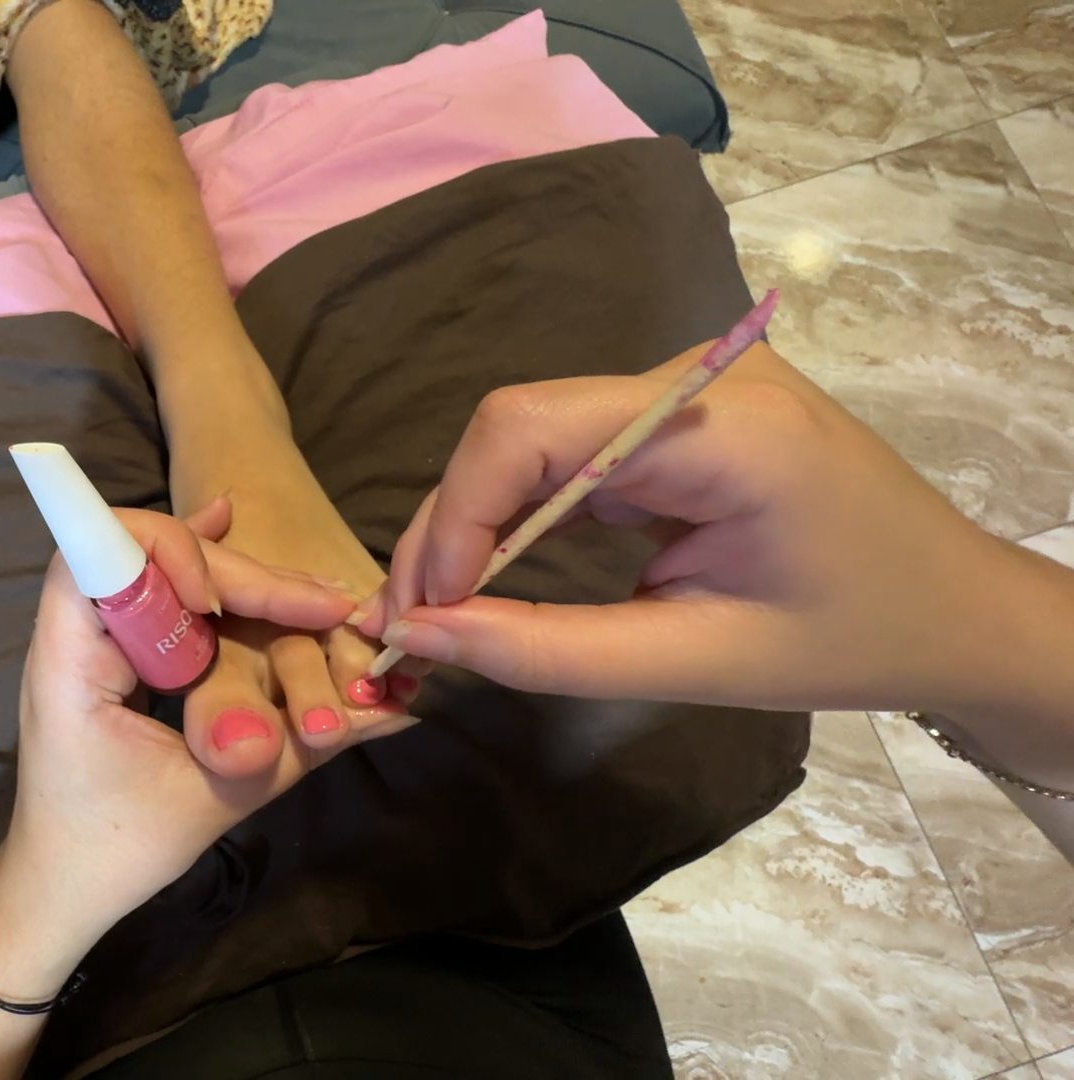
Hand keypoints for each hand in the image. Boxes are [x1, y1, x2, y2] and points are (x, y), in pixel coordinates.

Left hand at [0, 502, 417, 945]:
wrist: (59, 882)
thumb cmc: (112, 852)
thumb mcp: (206, 802)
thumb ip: (287, 748)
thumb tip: (381, 707)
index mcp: (70, 663)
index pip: (95, 557)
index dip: (161, 553)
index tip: (215, 604)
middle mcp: (77, 635)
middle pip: (152, 560)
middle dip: (242, 577)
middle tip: (326, 604)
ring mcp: (97, 640)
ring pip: (165, 574)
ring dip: (241, 580)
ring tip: (315, 595)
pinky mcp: (117, 653)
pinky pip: (158, 595)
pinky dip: (198, 566)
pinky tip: (224, 519)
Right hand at [366, 341, 1069, 720]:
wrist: (960, 611)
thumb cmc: (850, 642)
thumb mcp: (694, 665)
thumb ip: (544, 651)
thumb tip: (417, 633)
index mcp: (725, 426)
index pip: (529, 430)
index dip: (457, 515)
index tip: (430, 607)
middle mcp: (686, 380)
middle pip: (506, 430)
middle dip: (445, 527)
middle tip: (414, 616)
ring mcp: (667, 390)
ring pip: (509, 441)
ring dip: (460, 524)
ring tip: (437, 602)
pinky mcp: (650, 416)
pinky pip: (541, 455)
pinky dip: (498, 517)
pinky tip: (482, 569)